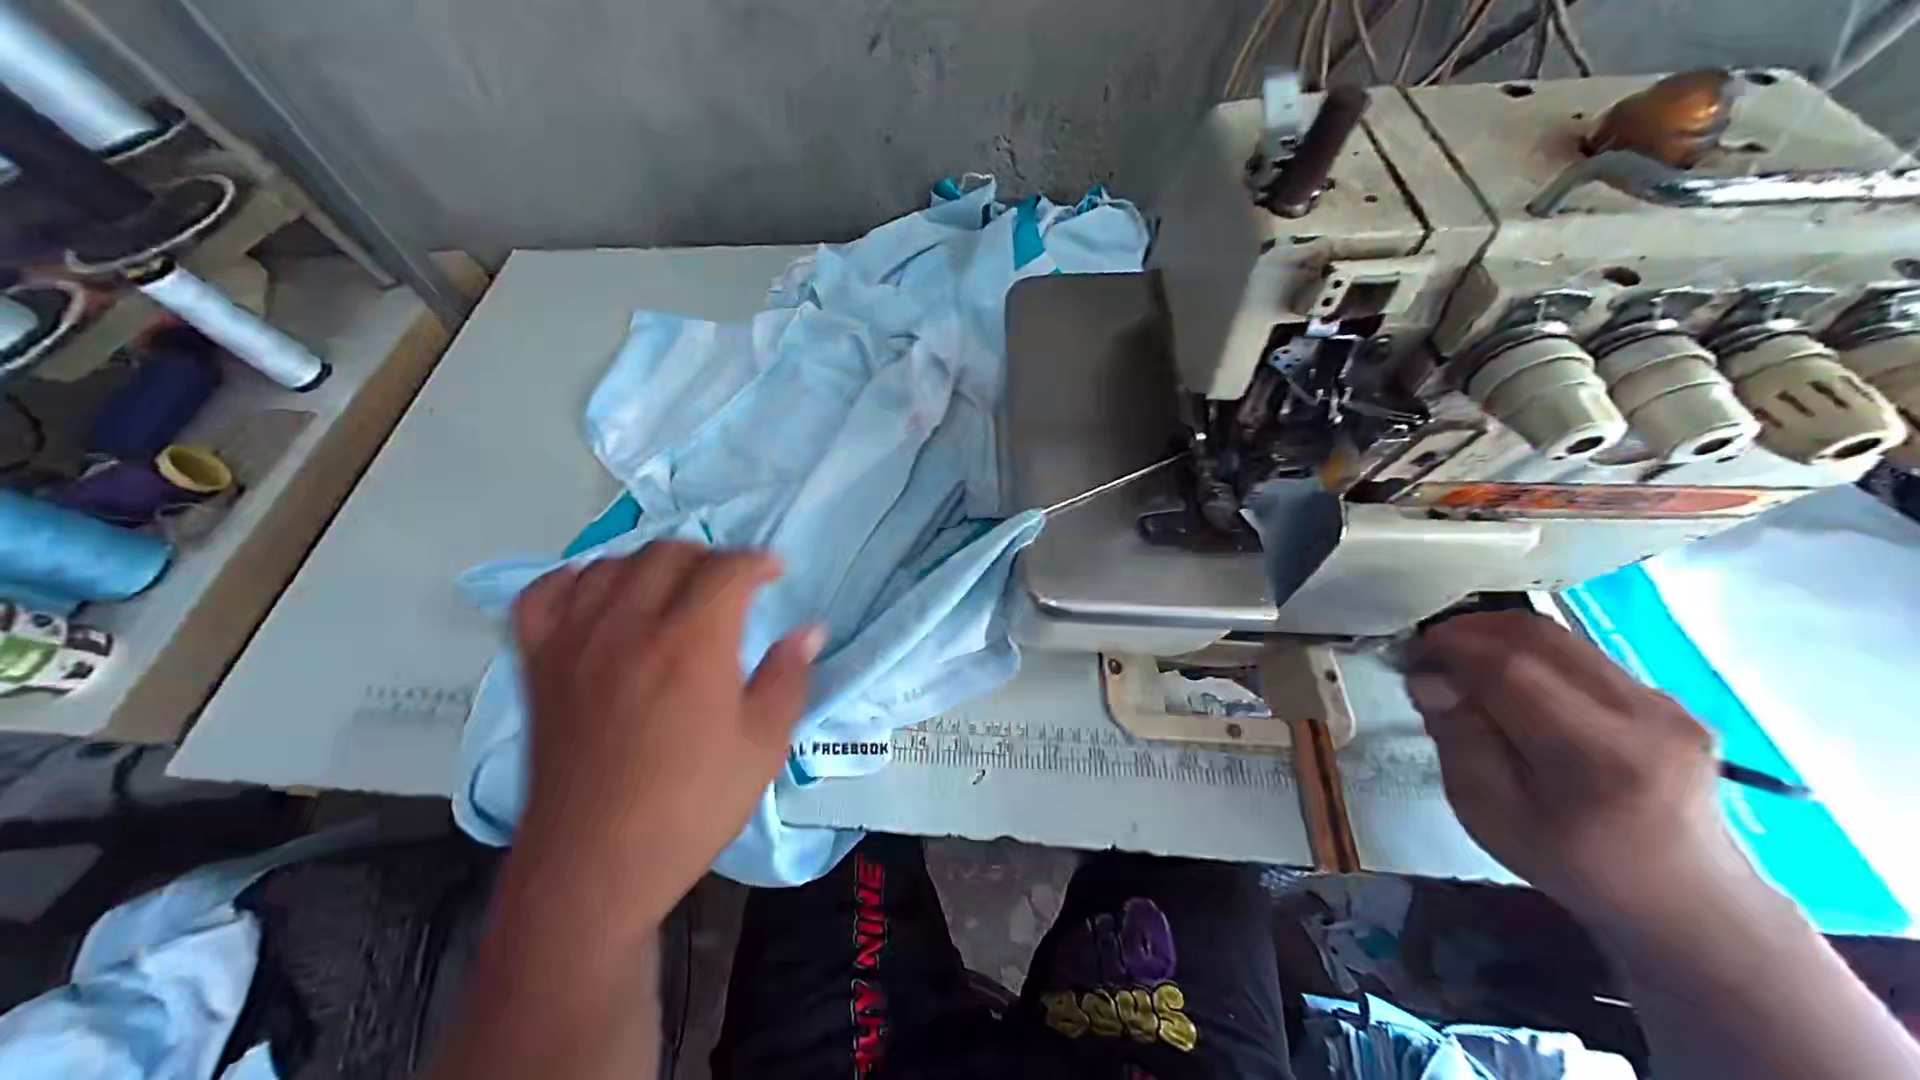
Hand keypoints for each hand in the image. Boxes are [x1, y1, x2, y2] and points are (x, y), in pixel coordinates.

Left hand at [509, 542, 823, 925]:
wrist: (596, 866)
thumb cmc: (690, 807)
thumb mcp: (763, 746)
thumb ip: (788, 677)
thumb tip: (808, 631)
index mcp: (692, 643)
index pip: (727, 569)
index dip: (757, 562)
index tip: (773, 572)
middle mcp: (630, 626)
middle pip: (669, 554)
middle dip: (709, 558)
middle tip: (728, 586)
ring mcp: (575, 642)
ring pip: (612, 564)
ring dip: (651, 565)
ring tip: (671, 591)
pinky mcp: (538, 664)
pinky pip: (544, 594)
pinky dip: (576, 582)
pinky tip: (599, 600)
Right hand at [1406, 612, 1748, 919]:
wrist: (1678, 896)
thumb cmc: (1570, 861)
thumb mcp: (1487, 811)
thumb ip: (1457, 738)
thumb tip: (1430, 679)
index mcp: (1600, 756)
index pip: (1513, 670)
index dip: (1453, 649)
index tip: (1413, 656)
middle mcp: (1644, 717)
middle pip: (1541, 639)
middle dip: (1471, 631)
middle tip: (1429, 650)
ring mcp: (1665, 704)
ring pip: (1561, 638)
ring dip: (1498, 637)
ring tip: (1459, 660)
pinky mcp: (1666, 699)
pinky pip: (1581, 655)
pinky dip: (1529, 653)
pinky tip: (1502, 678)